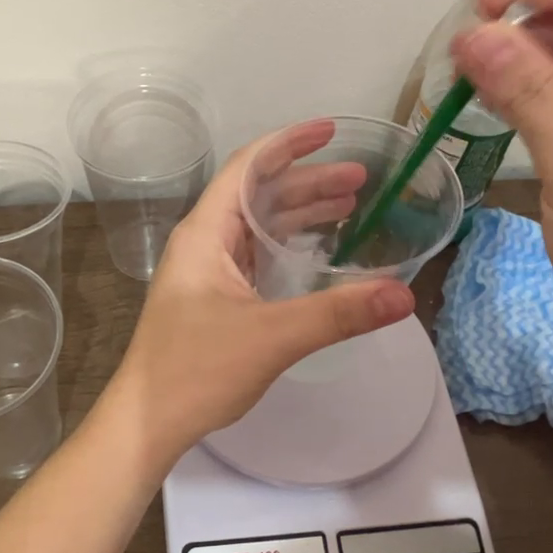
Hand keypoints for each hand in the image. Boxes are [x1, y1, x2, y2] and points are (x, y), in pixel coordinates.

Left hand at [95, 121, 416, 466]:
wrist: (148, 421)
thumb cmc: (196, 370)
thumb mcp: (271, 337)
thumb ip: (337, 313)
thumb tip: (404, 295)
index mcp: (205, 234)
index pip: (247, 167)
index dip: (289, 143)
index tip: (332, 131)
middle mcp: (203, 244)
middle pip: (258, 195)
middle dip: (308, 182)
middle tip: (362, 181)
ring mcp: (207, 273)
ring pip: (258, 228)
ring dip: (301, 215)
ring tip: (352, 209)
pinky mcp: (214, 301)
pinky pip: (257, 258)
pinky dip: (289, 248)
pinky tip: (318, 255)